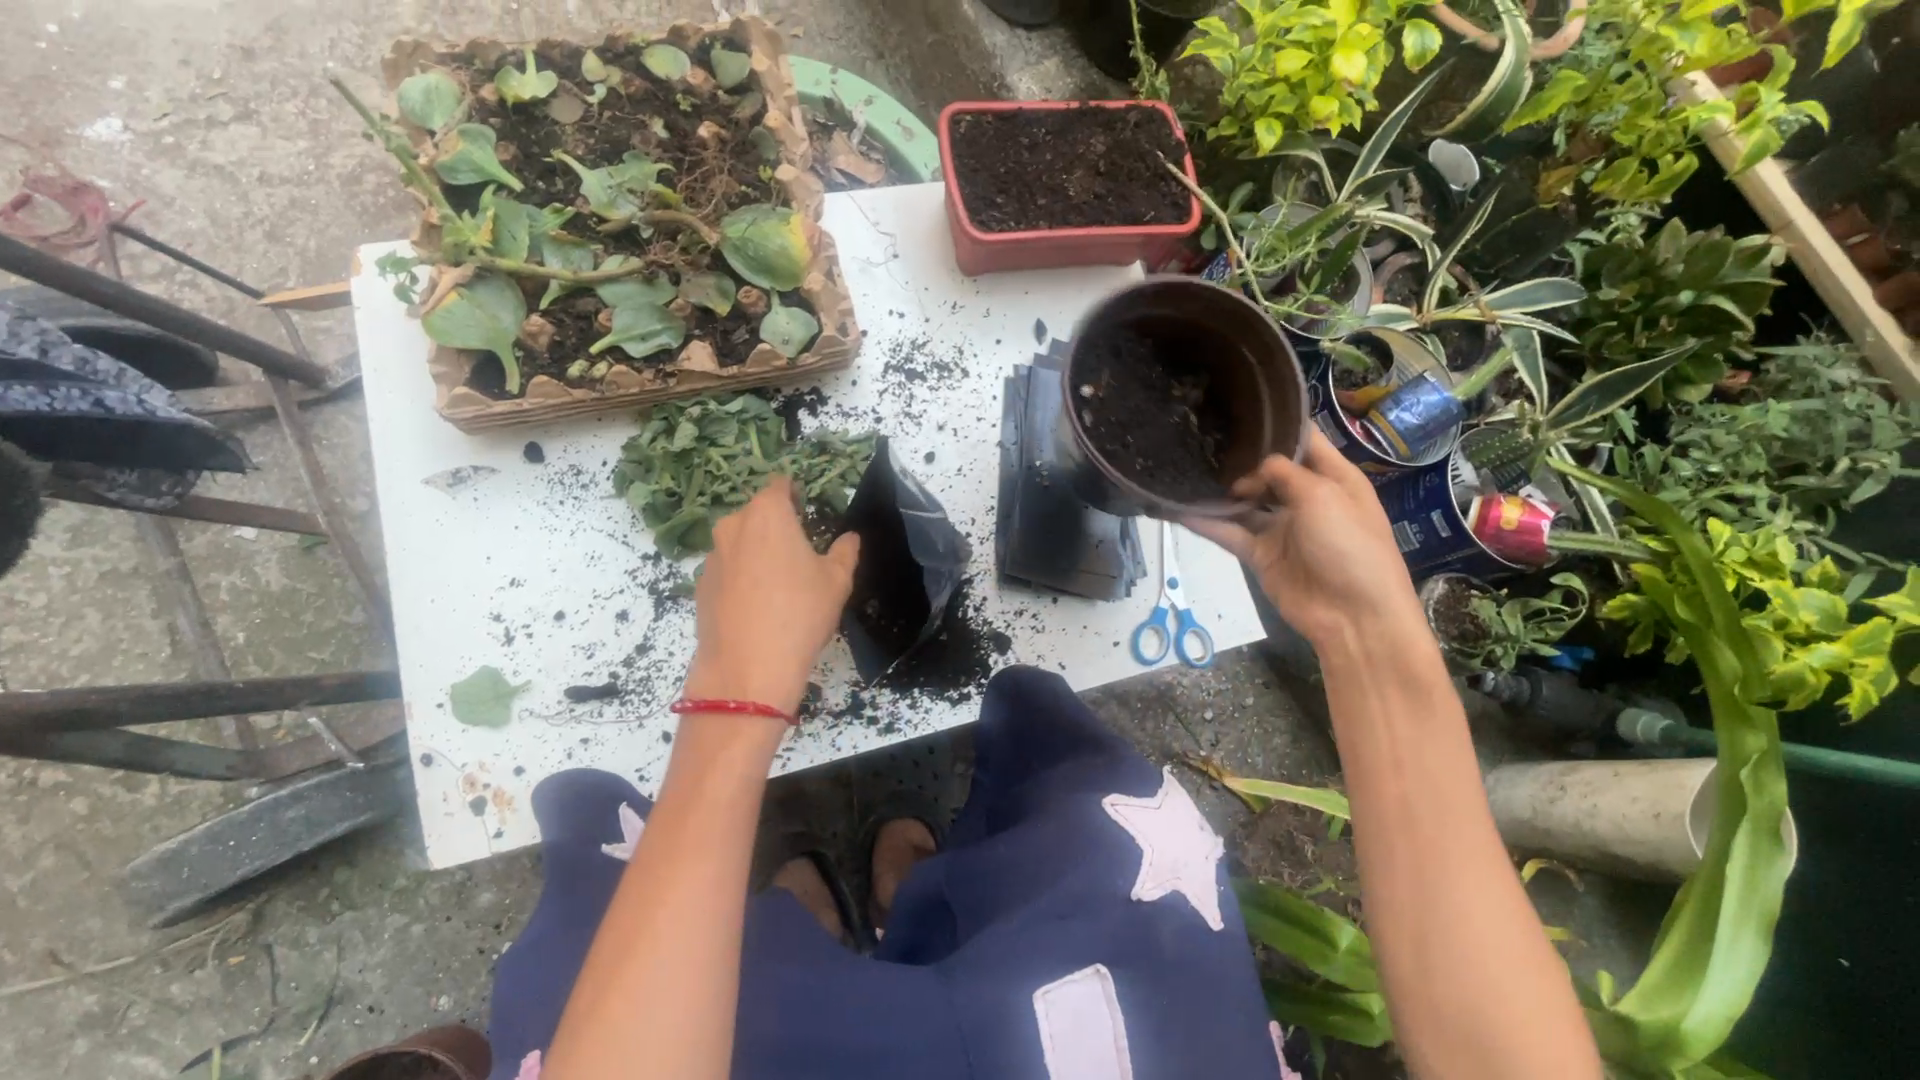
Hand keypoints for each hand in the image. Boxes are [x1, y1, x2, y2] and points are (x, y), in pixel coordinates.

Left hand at [683, 476, 859, 716]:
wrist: (747, 667)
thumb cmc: (800, 613)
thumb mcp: (837, 581)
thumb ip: (845, 552)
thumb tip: (849, 539)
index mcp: (767, 514)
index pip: (780, 486)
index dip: (794, 493)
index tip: (806, 508)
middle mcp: (733, 526)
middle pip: (756, 515)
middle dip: (775, 527)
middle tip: (799, 553)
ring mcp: (712, 557)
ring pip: (739, 544)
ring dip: (756, 554)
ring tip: (778, 586)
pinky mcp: (700, 587)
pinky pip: (727, 572)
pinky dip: (740, 580)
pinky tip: (756, 608)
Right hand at [1186, 430, 1422, 647]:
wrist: (1354, 615)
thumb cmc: (1350, 546)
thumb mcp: (1323, 496)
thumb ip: (1285, 473)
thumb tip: (1254, 470)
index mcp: (1335, 479)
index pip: (1305, 442)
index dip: (1279, 426)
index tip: (1244, 411)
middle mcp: (1307, 499)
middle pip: (1270, 471)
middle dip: (1243, 459)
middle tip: (1207, 442)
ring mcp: (1282, 528)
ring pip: (1246, 502)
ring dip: (1222, 491)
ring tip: (1187, 469)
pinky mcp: (1261, 555)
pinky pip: (1230, 533)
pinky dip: (1207, 523)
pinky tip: (1179, 509)